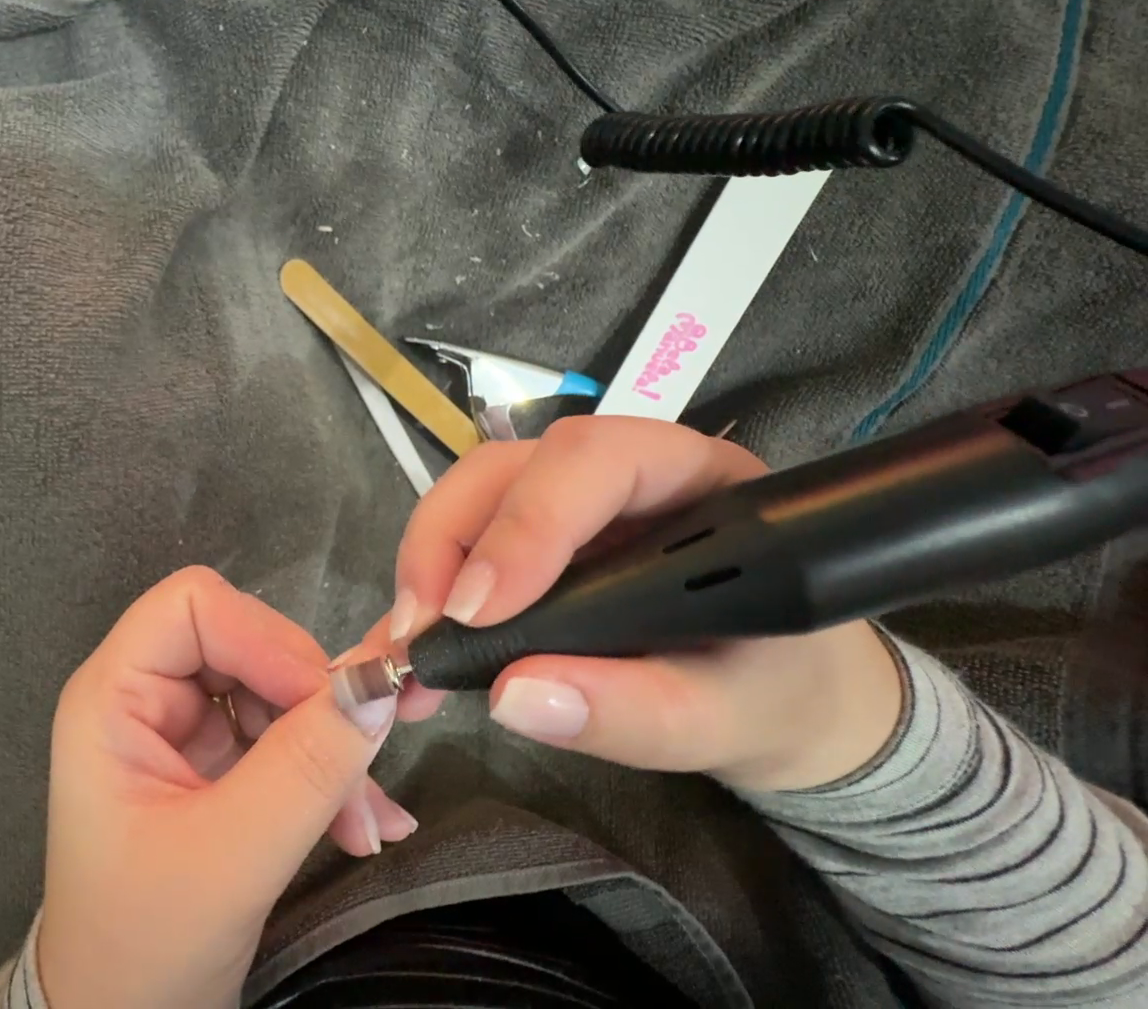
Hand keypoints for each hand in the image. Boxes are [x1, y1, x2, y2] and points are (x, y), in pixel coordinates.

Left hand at [37, 568, 414, 1008]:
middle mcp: (144, 695)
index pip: (193, 606)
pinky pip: (284, 733)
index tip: (326, 703)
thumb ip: (307, 767)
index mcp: (113, 696)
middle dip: (312, 701)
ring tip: (365, 820)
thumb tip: (381, 682)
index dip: (266, 638)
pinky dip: (326, 771)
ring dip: (330, 745)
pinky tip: (362, 823)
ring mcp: (182, 728)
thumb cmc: (146, 944)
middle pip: (245, 641)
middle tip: (363, 771)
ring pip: (275, 688)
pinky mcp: (215, 762)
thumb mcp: (231, 857)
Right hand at [351, 416, 903, 792]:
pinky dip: (421, 598)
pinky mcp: (521, 542)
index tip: (476, 615)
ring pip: (468, 500)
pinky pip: (456, 548)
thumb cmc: (772, 690)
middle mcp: (613, 474)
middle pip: (506, 469)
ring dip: (423, 571)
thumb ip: (637, 711)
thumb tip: (513, 697)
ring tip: (408, 649)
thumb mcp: (725, 717)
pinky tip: (403, 650)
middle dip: (445, 545)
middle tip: (417, 633)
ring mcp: (560, 504)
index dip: (525, 524)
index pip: (593, 461)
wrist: (774, 697)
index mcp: (691, 481)